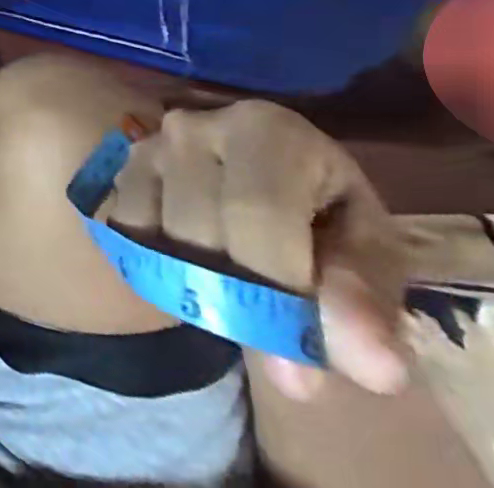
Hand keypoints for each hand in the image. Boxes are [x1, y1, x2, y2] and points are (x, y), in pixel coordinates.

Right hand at [105, 101, 408, 398]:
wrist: (265, 179)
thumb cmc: (322, 211)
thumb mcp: (367, 255)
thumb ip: (366, 302)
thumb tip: (375, 368)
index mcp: (268, 130)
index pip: (258, 214)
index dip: (275, 294)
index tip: (300, 365)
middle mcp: (194, 125)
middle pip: (198, 233)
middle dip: (233, 297)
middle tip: (266, 328)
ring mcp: (147, 146)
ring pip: (153, 239)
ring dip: (191, 283)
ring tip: (231, 286)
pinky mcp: (118, 172)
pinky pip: (124, 237)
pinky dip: (154, 267)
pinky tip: (189, 266)